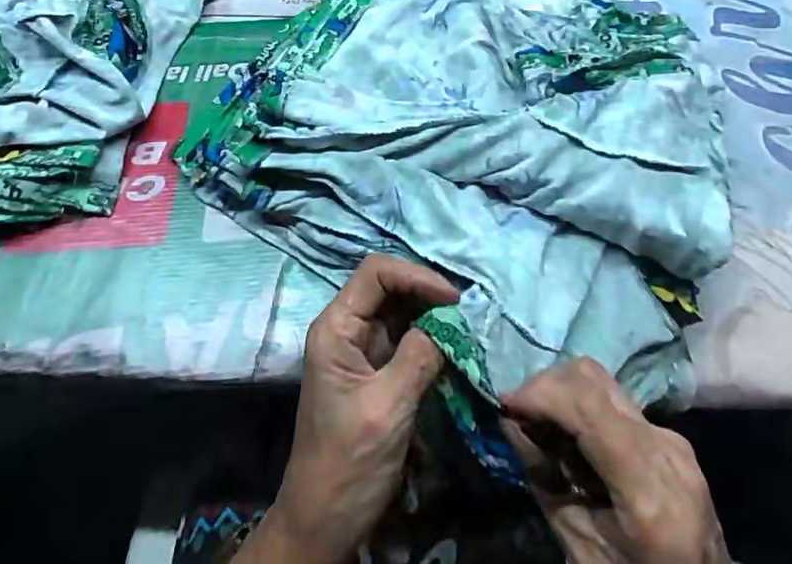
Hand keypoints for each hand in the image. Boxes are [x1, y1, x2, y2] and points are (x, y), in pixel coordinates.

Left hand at [241, 255, 459, 562]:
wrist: (325, 518)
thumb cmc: (350, 462)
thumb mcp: (388, 407)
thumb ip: (418, 358)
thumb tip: (448, 324)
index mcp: (336, 327)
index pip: (375, 273)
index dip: (415, 276)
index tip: (453, 299)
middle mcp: (345, 329)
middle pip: (387, 288)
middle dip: (426, 293)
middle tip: (466, 315)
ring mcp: (360, 351)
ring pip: (398, 313)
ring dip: (431, 316)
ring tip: (465, 330)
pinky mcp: (375, 373)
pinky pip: (403, 341)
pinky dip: (428, 340)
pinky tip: (452, 349)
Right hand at [502, 359, 727, 563]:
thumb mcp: (577, 541)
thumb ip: (542, 477)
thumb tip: (510, 419)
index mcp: (648, 489)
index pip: (586, 405)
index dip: (537, 393)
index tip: (504, 404)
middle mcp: (665, 450)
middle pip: (590, 378)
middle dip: (544, 386)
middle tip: (519, 415)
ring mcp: (672, 440)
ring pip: (599, 381)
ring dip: (560, 392)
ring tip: (542, 426)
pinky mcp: (669, 438)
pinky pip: (612, 402)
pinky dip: (579, 407)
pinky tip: (570, 438)